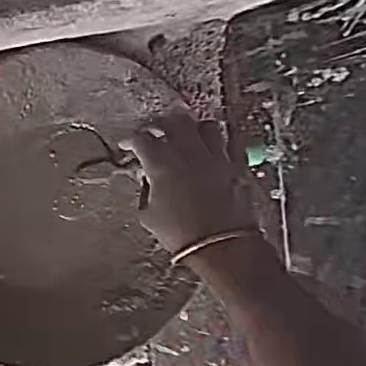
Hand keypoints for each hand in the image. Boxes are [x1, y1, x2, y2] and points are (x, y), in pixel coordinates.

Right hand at [118, 109, 261, 254]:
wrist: (219, 245)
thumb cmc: (179, 233)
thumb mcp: (148, 213)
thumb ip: (147, 190)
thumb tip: (149, 180)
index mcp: (161, 164)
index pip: (141, 139)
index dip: (131, 140)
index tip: (127, 145)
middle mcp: (189, 154)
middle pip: (176, 121)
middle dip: (163, 123)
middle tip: (157, 131)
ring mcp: (217, 157)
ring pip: (206, 126)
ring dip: (195, 130)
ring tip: (189, 138)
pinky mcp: (238, 166)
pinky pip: (233, 143)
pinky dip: (222, 143)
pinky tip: (217, 150)